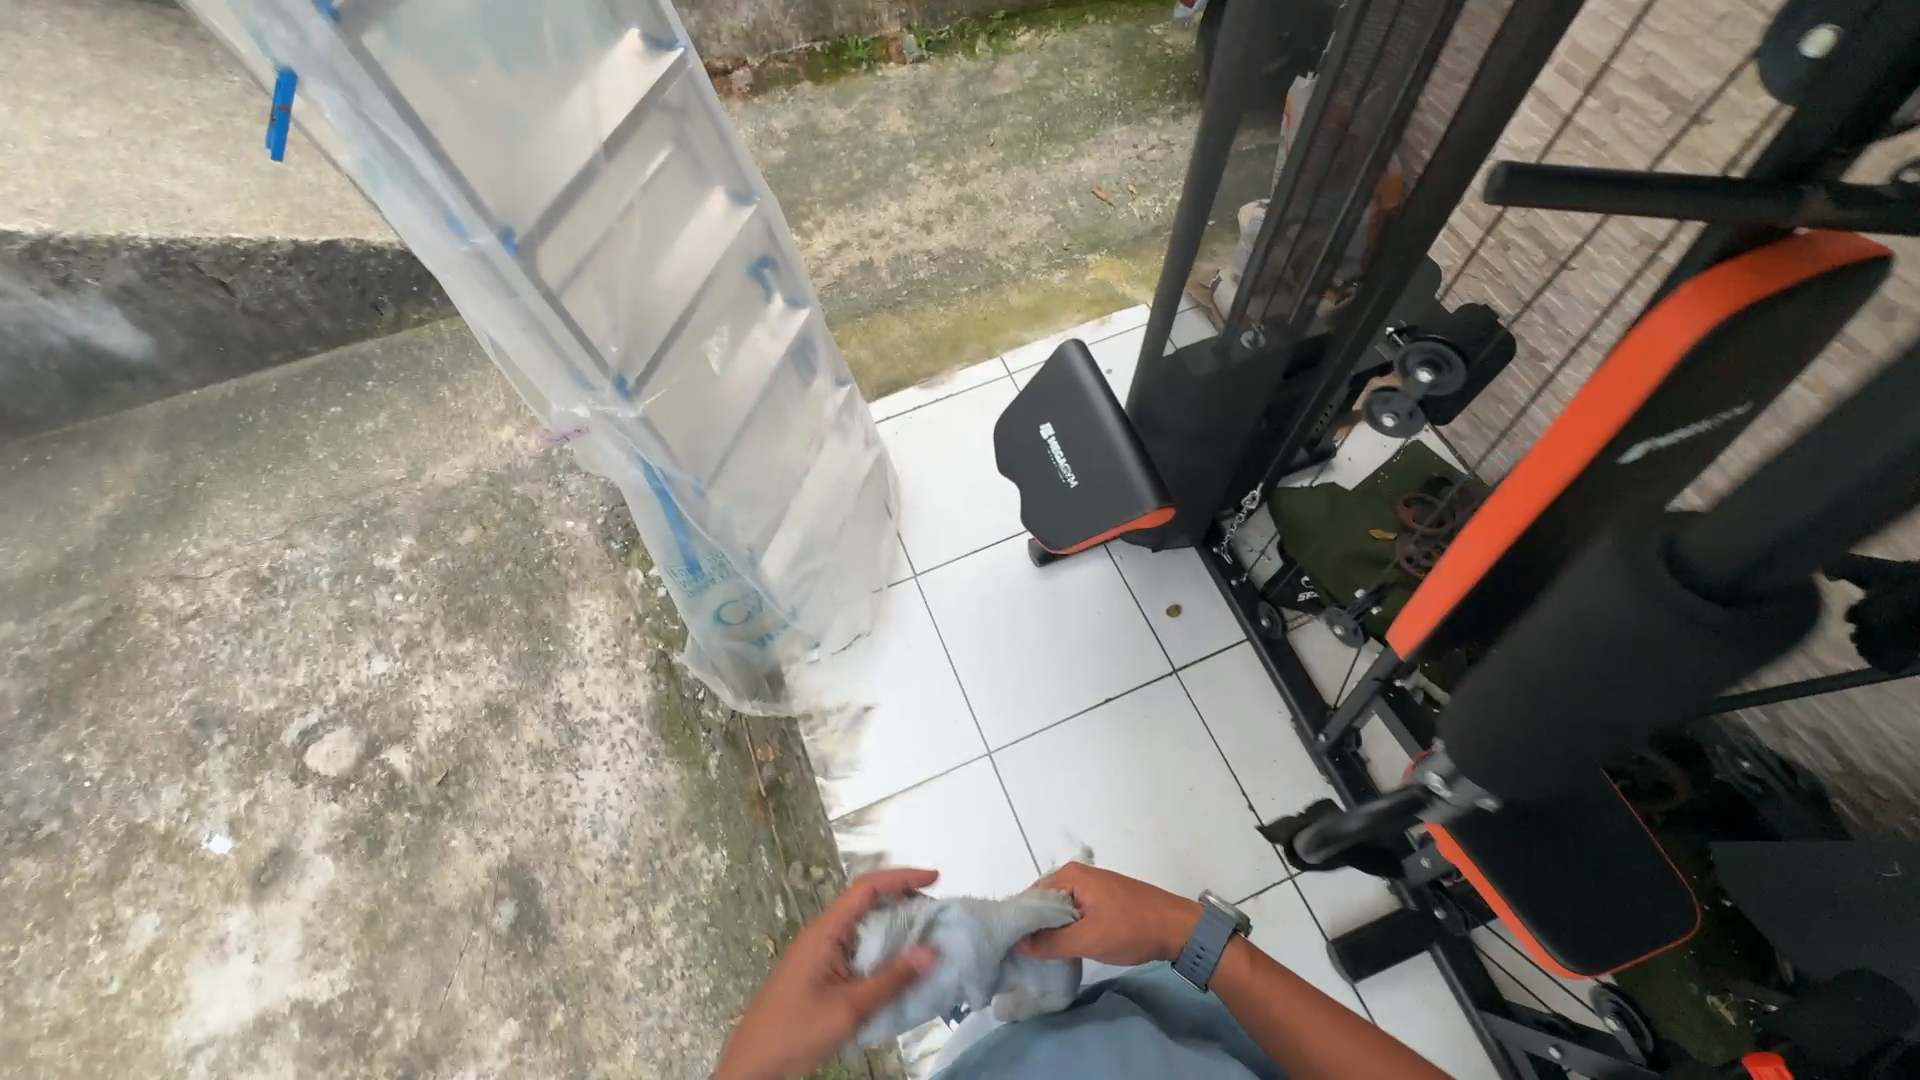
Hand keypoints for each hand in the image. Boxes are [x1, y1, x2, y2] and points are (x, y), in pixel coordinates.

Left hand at [714, 868, 938, 1079]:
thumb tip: (932, 951)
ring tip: (924, 936)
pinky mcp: (819, 971)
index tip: (935, 878)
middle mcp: (823, 932)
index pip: (867, 887)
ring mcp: (819, 952)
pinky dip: (880, 947)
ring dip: (893, 925)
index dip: (902, 877)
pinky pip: (856, 947)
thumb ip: (892, 979)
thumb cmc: (796, 1031)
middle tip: (936, 913)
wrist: (752, 1066)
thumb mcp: (850, 1008)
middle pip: (866, 901)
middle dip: (903, 900)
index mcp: (826, 930)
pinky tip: (897, 965)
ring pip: (862, 925)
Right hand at [1015, 863, 1201, 966]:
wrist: (1178, 929)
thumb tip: (1017, 944)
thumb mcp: (1088, 939)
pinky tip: (1060, 948)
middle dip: (1032, 926)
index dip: (1017, 920)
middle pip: (1043, 901)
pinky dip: (1065, 928)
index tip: (1006, 945)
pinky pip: (1073, 912)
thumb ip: (1050, 942)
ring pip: (1059, 909)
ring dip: (1049, 930)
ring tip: (1035, 956)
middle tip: (1019, 955)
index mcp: (1070, 875)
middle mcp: (1077, 875)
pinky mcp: (1101, 900)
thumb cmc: (1131, 929)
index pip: (1030, 896)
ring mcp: (1091, 887)